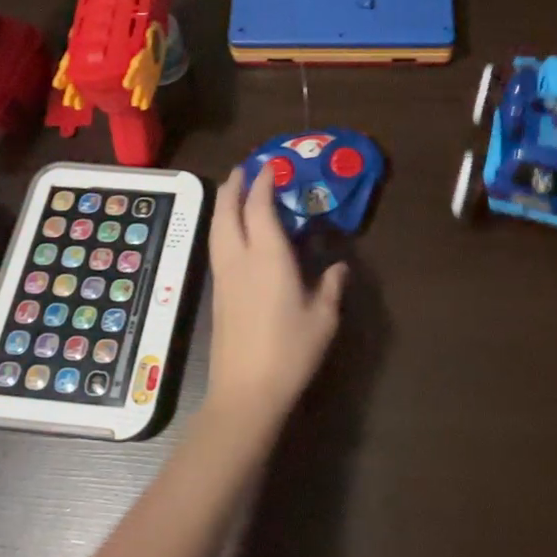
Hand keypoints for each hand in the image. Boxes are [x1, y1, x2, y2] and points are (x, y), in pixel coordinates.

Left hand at [204, 167, 348, 424]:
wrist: (246, 391)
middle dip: (235, 185)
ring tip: (234, 191)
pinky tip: (232, 232)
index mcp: (268, 256)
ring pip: (217, 228)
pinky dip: (223, 226)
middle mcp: (240, 258)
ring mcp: (224, 276)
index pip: (259, 207)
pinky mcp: (217, 294)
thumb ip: (330, 286)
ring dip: (224, 204)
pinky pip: (217, 246)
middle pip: (229, 211)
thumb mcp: (323, 318)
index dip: (263, 182)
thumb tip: (338, 266)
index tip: (271, 165)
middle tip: (245, 169)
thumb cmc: (290, 351)